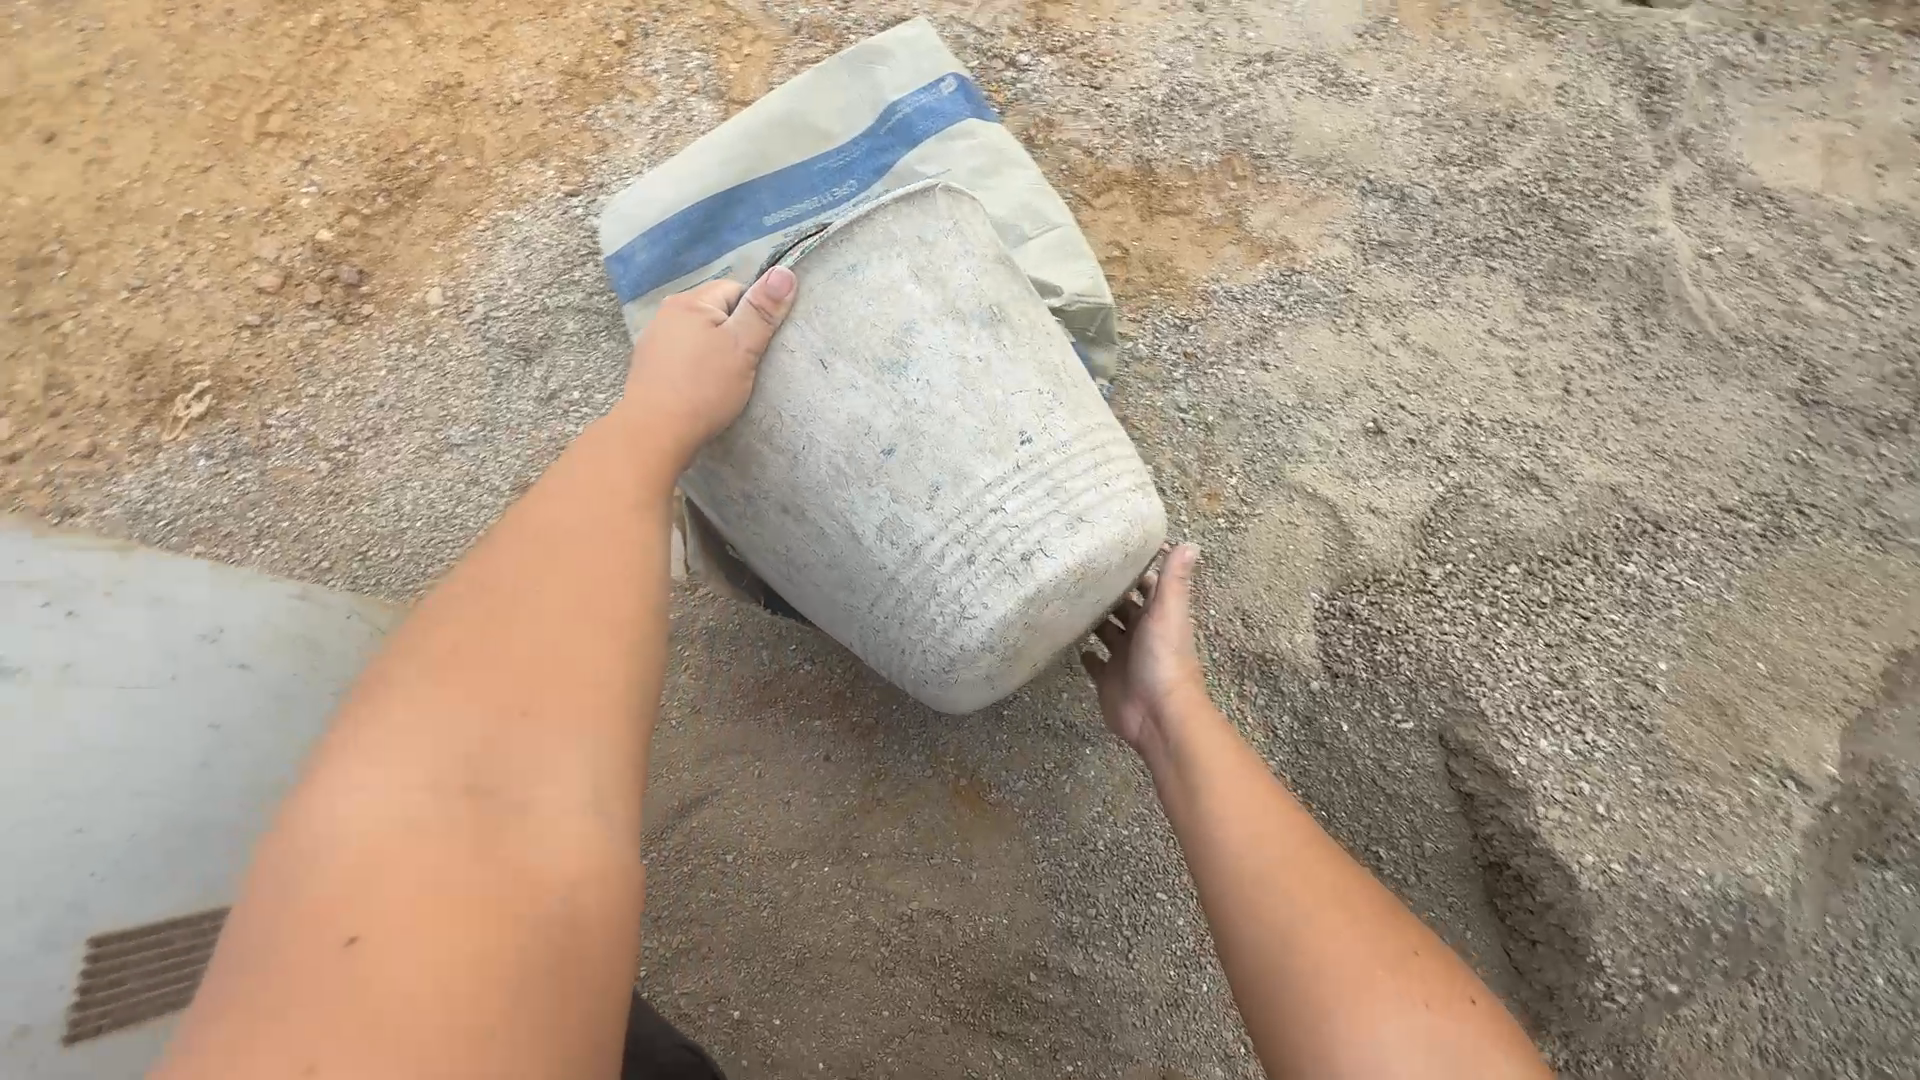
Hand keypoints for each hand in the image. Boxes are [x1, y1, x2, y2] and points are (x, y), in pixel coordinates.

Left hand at [618, 265, 797, 466]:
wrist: (656, 432)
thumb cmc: (704, 388)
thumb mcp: (743, 347)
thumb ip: (763, 310)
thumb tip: (785, 272)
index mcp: (690, 301)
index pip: (736, 290)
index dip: (754, 315)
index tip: (758, 345)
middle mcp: (667, 313)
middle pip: (717, 312)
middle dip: (735, 334)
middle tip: (746, 365)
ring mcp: (655, 340)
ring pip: (700, 335)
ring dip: (716, 351)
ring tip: (725, 379)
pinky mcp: (651, 366)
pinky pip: (684, 356)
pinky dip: (697, 367)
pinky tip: (703, 388)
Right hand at [1082, 544, 1208, 759]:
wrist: (1157, 713)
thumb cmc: (1164, 659)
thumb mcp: (1169, 612)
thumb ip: (1174, 579)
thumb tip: (1190, 542)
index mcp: (1157, 617)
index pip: (1147, 587)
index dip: (1134, 570)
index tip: (1112, 551)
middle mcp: (1141, 634)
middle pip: (1124, 608)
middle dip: (1108, 593)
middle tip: (1079, 572)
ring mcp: (1123, 657)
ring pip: (1107, 632)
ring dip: (1094, 620)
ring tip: (1068, 600)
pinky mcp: (1107, 678)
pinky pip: (1094, 663)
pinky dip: (1086, 654)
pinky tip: (1070, 641)